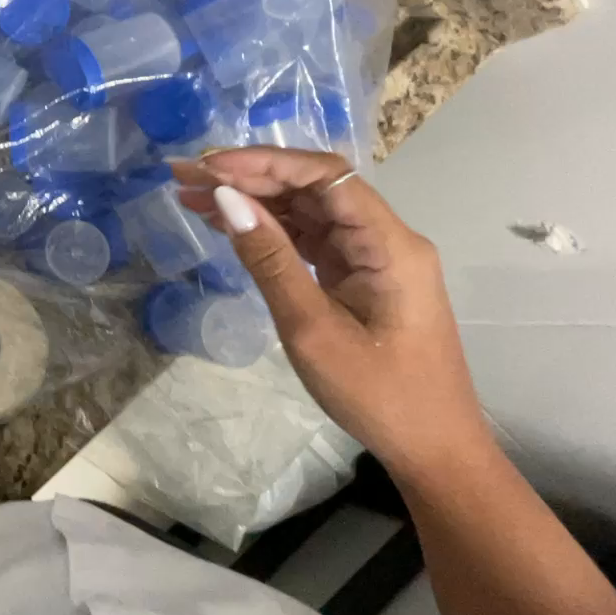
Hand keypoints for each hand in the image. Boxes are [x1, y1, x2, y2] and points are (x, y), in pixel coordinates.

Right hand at [173, 147, 491, 477]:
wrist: (433, 451)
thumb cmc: (378, 394)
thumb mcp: (312, 327)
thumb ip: (269, 258)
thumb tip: (225, 198)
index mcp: (388, 244)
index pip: (323, 176)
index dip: (263, 162)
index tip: (208, 168)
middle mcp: (383, 238)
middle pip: (310, 186)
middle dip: (246, 175)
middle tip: (182, 176)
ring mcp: (369, 256)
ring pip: (303, 208)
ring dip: (248, 198)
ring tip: (188, 195)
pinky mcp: (355, 274)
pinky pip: (304, 235)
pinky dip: (263, 226)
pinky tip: (222, 221)